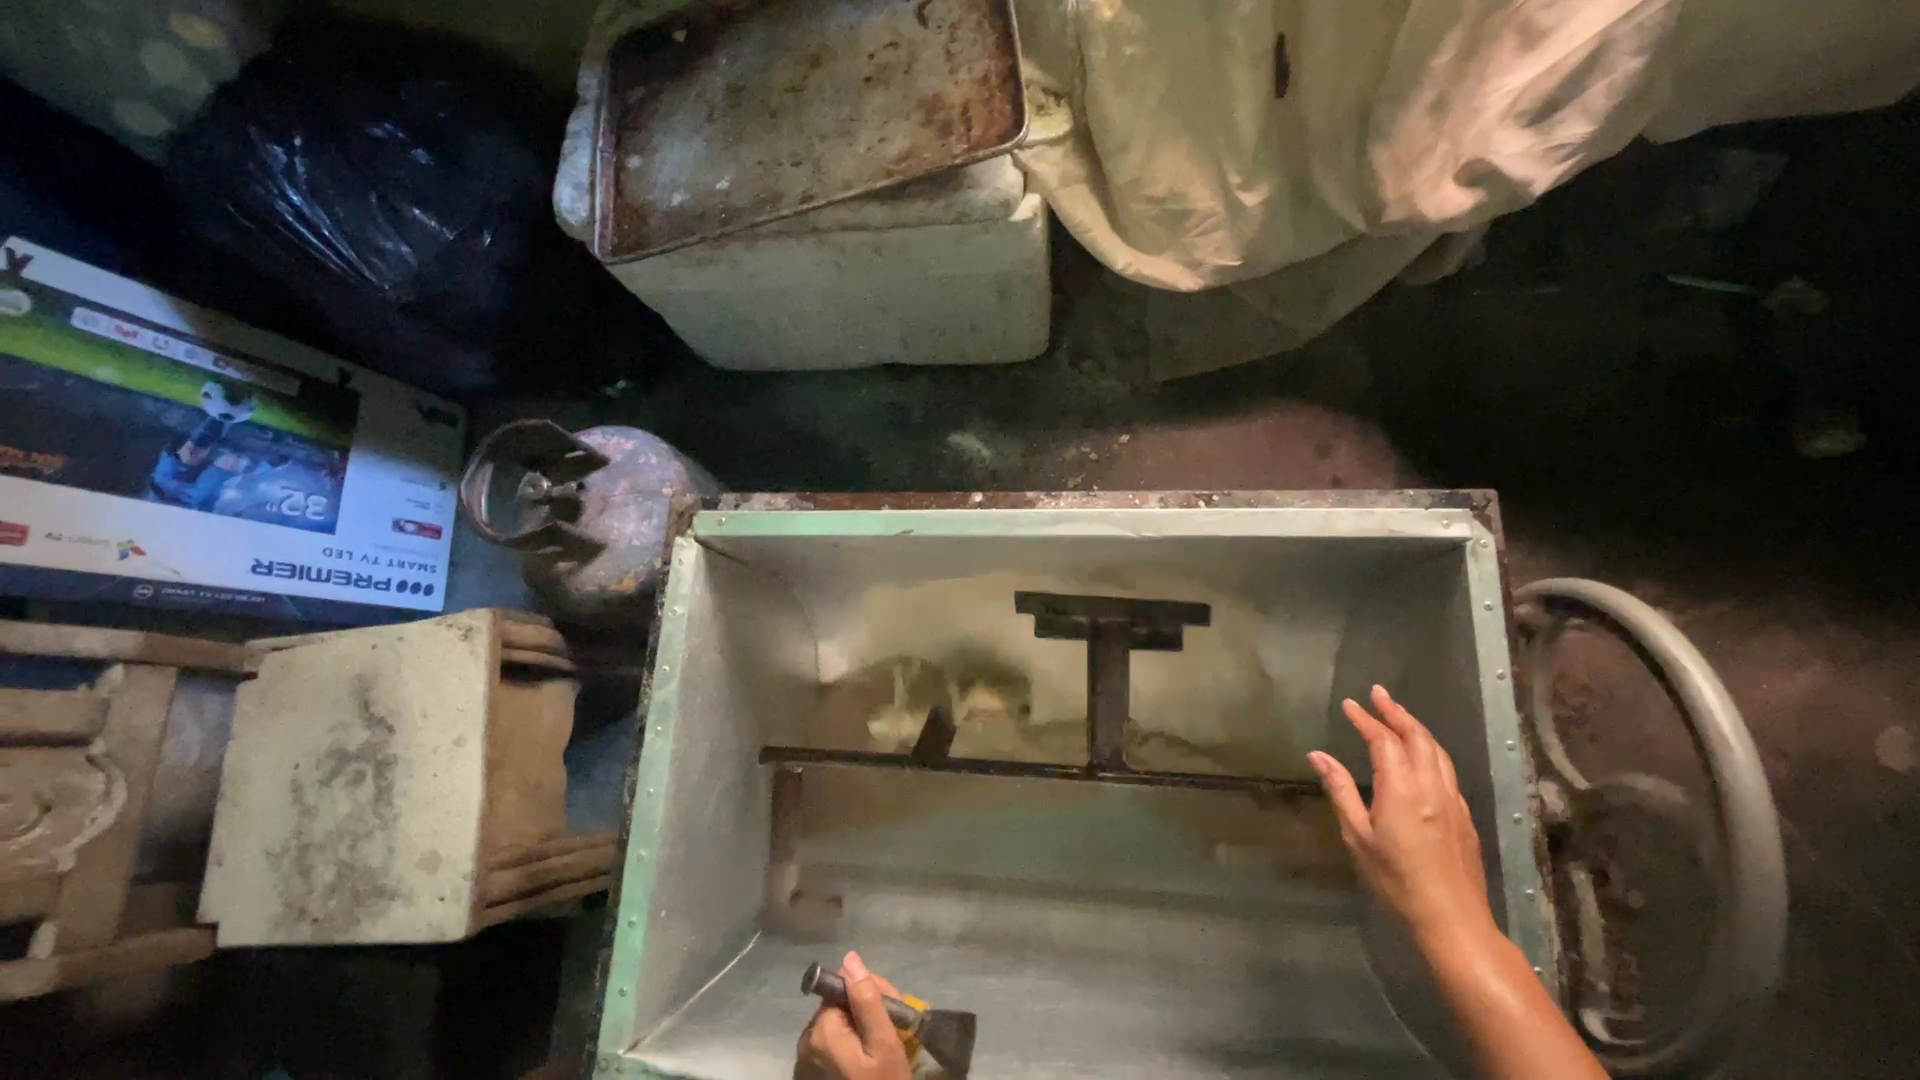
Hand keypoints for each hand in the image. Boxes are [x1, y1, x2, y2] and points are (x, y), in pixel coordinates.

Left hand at [795, 952, 912, 1079]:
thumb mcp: (883, 1041)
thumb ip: (867, 999)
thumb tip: (850, 958)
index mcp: (821, 1029)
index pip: (844, 986)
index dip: (870, 989)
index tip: (892, 1002)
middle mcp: (808, 1038)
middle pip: (841, 1000)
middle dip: (869, 1003)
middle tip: (895, 1020)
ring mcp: (810, 1054)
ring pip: (842, 1016)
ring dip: (866, 1017)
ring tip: (888, 1033)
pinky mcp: (817, 1065)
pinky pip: (838, 1034)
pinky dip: (858, 1034)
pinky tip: (874, 1046)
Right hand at [1309, 685, 1497, 948]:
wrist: (1452, 921)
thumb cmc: (1395, 881)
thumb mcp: (1357, 837)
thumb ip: (1341, 791)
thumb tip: (1319, 756)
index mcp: (1402, 790)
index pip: (1385, 741)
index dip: (1367, 719)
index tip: (1350, 704)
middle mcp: (1432, 787)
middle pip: (1418, 737)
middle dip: (1397, 712)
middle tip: (1378, 694)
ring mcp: (1453, 801)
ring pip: (1438, 752)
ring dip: (1417, 728)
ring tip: (1399, 716)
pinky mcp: (1464, 817)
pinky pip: (1447, 771)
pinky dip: (1431, 751)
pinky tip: (1422, 758)